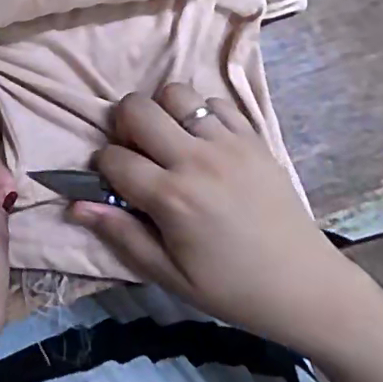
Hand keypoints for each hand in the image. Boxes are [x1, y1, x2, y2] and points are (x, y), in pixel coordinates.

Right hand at [69, 84, 361, 346]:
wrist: (307, 286)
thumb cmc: (232, 288)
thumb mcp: (170, 276)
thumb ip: (122, 235)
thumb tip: (76, 204)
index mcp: (173, 199)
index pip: (114, 158)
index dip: (104, 167)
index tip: (115, 182)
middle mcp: (196, 160)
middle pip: (137, 108)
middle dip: (123, 124)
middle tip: (136, 151)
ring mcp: (228, 143)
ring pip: (175, 93)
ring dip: (162, 111)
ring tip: (170, 140)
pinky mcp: (253, 137)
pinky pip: (214, 102)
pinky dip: (200, 114)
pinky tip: (204, 142)